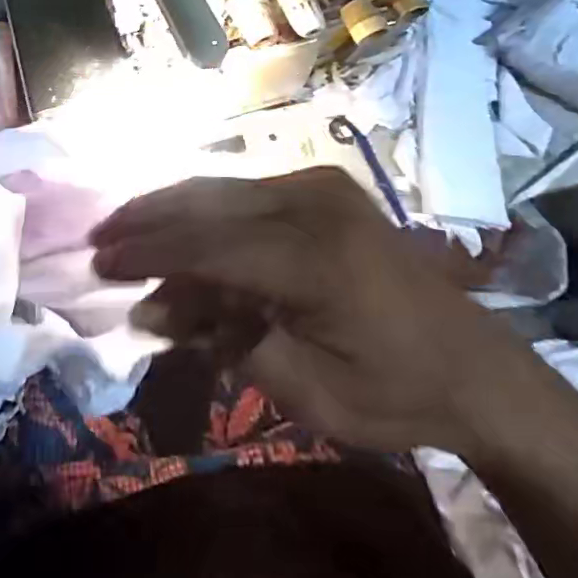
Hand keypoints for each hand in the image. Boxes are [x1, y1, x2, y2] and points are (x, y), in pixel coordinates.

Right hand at [91, 166, 529, 453]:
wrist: (478, 368)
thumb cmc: (395, 391)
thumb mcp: (306, 390)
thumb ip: (223, 341)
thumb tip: (150, 312)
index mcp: (316, 258)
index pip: (208, 246)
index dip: (148, 253)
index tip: (100, 263)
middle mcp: (314, 203)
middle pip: (206, 202)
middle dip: (147, 220)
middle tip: (99, 238)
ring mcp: (320, 186)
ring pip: (220, 187)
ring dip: (168, 208)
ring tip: (123, 227)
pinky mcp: (323, 186)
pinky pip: (243, 191)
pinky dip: (203, 210)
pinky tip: (174, 224)